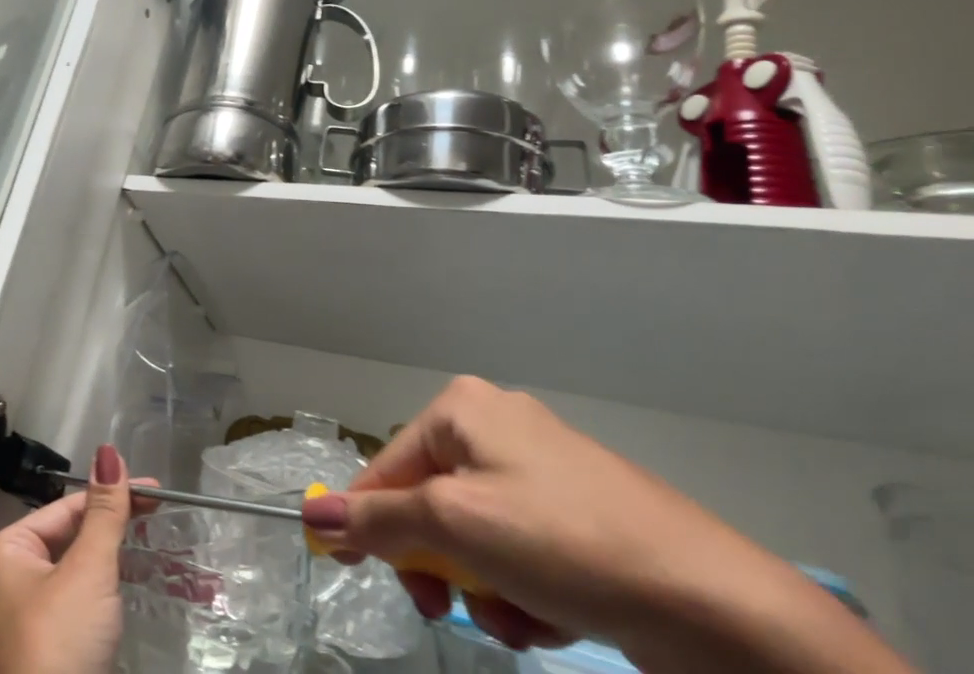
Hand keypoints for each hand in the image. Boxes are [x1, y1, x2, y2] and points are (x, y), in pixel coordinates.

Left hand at [0, 445, 158, 673]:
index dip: (112, 494)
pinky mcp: (55, 646)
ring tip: (172, 553)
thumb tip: (108, 451)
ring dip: (127, 561)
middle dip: (123, 528)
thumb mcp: (86, 570)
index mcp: (8, 551)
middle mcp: (15, 577)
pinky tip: (147, 588)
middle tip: (168, 515)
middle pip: (75, 537)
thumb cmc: (58, 641)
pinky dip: (118, 593)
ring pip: (86, 571)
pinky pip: (89, 603)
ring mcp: (34, 614)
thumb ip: (103, 513)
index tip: (158, 489)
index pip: (66, 507)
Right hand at [300, 377, 912, 673]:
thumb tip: (311, 517)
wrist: (716, 605)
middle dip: (435, 563)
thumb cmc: (566, 544)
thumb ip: (376, 519)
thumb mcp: (454, 526)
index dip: (366, 522)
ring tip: (514, 617)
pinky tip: (549, 616)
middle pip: (427, 502)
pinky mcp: (582, 517)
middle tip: (440, 605)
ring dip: (480, 586)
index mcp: (463, 410)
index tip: (356, 575)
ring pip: (473, 536)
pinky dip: (521, 590)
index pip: (384, 468)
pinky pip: (519, 552)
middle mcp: (500, 427)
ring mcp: (545, 473)